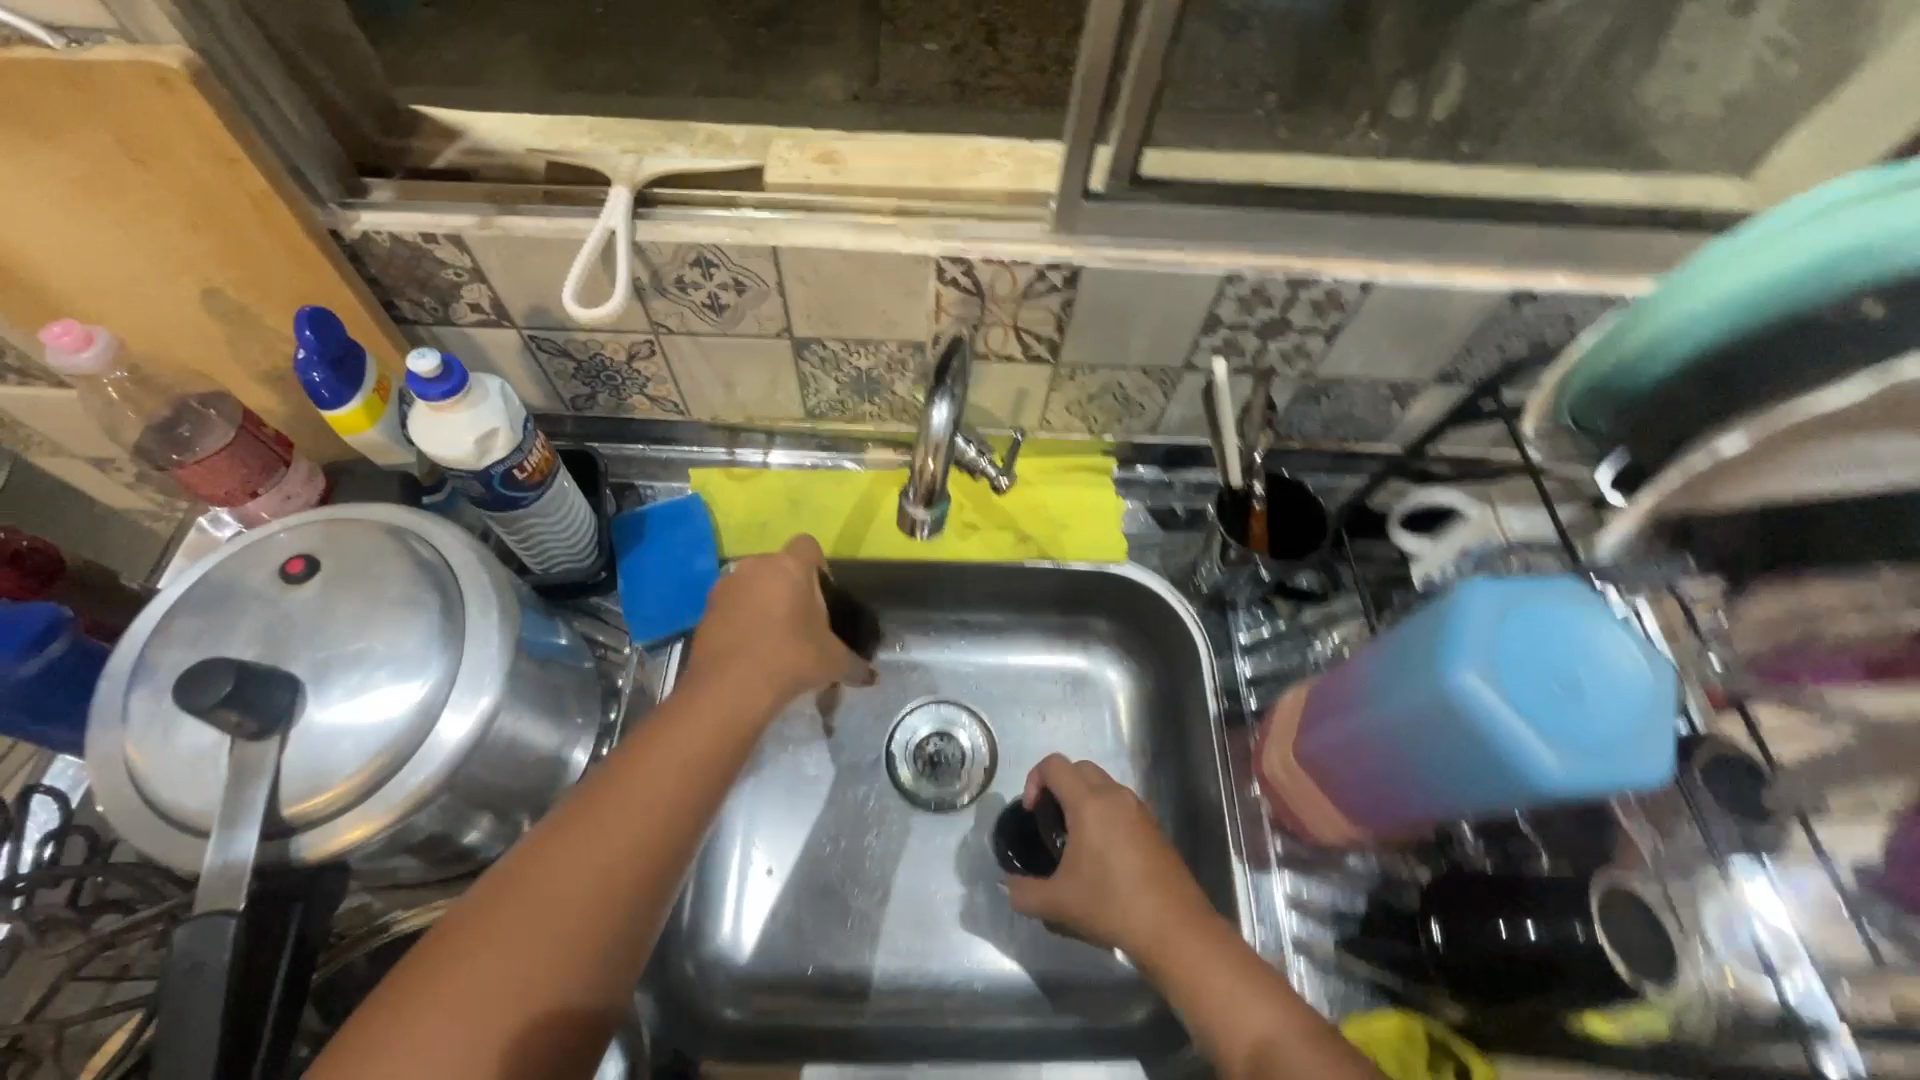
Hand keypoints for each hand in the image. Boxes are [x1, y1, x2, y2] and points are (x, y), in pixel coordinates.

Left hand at [684, 535, 875, 708]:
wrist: (730, 688)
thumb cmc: (791, 660)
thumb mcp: (833, 663)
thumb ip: (855, 664)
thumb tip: (872, 677)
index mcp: (790, 567)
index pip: (808, 546)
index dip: (818, 566)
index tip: (822, 595)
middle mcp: (755, 566)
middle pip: (778, 565)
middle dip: (789, 587)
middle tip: (801, 622)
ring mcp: (725, 585)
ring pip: (752, 584)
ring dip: (762, 602)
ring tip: (772, 638)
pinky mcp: (705, 609)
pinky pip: (731, 605)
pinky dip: (741, 620)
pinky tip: (750, 650)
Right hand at [1004, 754, 1215, 953]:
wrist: (1173, 927)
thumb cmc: (1111, 906)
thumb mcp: (1057, 904)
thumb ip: (1023, 892)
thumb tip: (1007, 888)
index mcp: (1089, 803)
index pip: (1054, 765)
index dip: (1034, 780)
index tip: (1032, 813)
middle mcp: (1116, 796)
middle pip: (1080, 768)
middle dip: (1059, 785)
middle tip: (1050, 821)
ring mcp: (1140, 810)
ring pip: (1104, 785)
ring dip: (1084, 798)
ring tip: (1075, 839)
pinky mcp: (1155, 827)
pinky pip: (1123, 805)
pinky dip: (1106, 814)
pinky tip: (1104, 855)